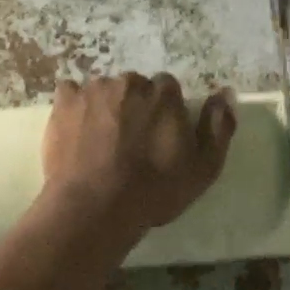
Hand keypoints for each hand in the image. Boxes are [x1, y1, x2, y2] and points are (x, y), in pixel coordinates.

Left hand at [41, 73, 235, 233]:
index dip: (163, 112)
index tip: (158, 137)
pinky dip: (74, 106)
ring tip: (101, 142)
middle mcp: (130, 82)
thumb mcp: (204, 168)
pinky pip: (71, 93)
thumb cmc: (155, 191)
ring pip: (104, 91)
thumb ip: (219, 126)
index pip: (168, 89)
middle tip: (130, 142)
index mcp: (165, 94)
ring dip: (106, 107)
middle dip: (134, 107)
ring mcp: (94, 90)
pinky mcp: (64, 102)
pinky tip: (75, 130)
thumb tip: (225, 93)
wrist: (96, 207)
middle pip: (135, 87)